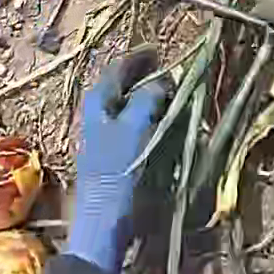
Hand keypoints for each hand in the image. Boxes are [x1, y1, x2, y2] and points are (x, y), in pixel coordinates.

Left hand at [66, 50, 170, 273]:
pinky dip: (152, 119)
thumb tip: (165, 79)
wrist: (104, 221)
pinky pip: (136, 125)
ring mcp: (105, 133)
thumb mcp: (136, 125)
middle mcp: (98, 111)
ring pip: (132, 105)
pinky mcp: (115, 153)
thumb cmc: (117, 169)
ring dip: (152, 99)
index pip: (120, 67)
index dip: (141, 58)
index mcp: (98, 99)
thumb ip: (150, 96)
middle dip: (149, 78)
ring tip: (174, 96)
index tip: (160, 51)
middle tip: (173, 73)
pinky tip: (167, 123)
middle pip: (126, 85)